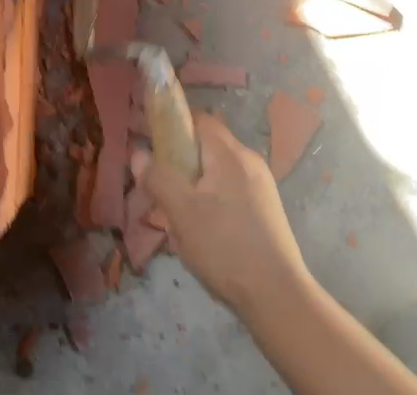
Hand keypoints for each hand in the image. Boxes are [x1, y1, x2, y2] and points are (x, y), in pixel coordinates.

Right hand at [135, 114, 310, 315]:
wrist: (278, 296)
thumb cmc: (225, 246)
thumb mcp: (181, 212)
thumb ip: (158, 177)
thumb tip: (138, 153)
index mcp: (230, 154)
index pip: (198, 119)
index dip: (172, 123)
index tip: (149, 142)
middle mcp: (249, 162)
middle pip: (207, 146)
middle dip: (180, 162)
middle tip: (160, 188)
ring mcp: (261, 186)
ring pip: (216, 172)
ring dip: (194, 185)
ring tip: (178, 216)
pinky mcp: (265, 210)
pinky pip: (229, 191)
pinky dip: (210, 200)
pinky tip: (203, 231)